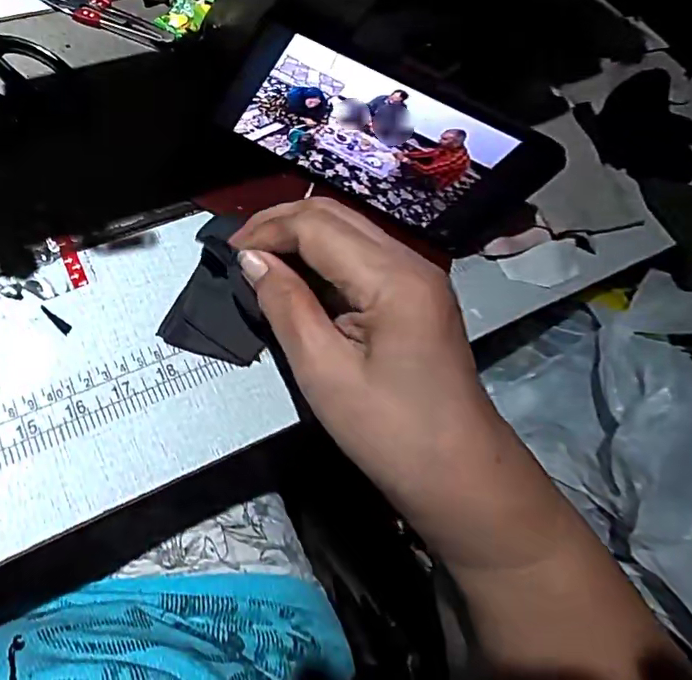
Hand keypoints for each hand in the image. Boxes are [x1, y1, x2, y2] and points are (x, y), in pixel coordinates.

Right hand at [231, 200, 685, 675]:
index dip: (268, 229)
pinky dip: (322, 253)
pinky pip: (360, 252)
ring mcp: (418, 273)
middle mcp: (411, 260)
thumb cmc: (393, 434)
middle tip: (240, 248)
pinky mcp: (415, 290)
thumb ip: (285, 304)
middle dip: (281, 222)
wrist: (463, 477)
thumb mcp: (324, 372)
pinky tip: (297, 274)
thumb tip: (251, 258)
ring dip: (300, 234)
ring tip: (260, 258)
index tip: (229, 250)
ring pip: (347, 227)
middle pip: (334, 214)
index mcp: (394, 278)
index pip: (317, 225)